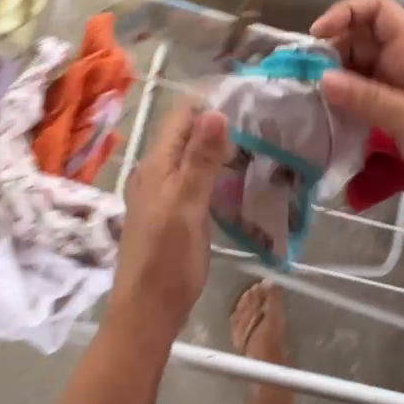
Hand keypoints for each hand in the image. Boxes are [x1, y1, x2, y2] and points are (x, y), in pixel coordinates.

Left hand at [113, 104, 230, 338]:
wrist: (146, 312)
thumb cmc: (168, 260)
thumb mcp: (188, 207)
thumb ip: (200, 161)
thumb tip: (215, 112)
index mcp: (155, 166)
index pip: (181, 116)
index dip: (208, 99)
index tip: (244, 90)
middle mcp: (152, 173)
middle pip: (184, 133)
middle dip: (215, 119)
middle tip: (258, 115)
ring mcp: (157, 194)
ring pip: (187, 156)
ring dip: (214, 145)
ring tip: (252, 139)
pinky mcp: (167, 213)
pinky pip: (189, 177)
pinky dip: (210, 169)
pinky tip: (231, 177)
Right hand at [312, 0, 403, 222]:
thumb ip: (370, 100)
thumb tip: (322, 79)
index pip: (379, 10)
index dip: (347, 12)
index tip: (318, 34)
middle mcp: (403, 63)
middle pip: (360, 37)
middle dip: (332, 48)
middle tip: (306, 73)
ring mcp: (396, 88)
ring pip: (356, 67)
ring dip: (332, 75)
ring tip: (307, 94)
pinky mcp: (391, 113)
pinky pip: (358, 95)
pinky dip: (340, 99)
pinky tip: (323, 114)